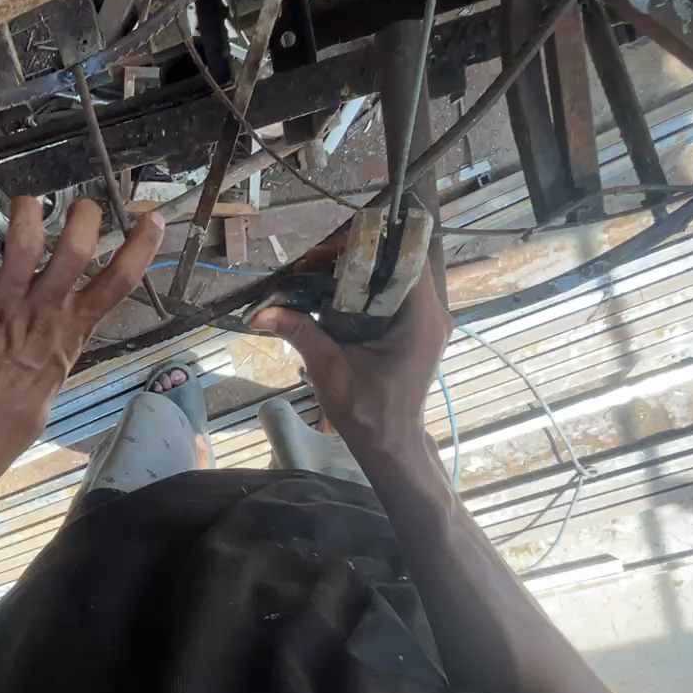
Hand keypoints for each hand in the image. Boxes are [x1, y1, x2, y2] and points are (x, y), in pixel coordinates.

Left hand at [0, 194, 164, 494]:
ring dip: (26, 212)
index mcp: (75, 323)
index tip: (151, 216)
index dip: (140, 247)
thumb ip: (72, 323)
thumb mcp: (63, 357)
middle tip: (76, 209)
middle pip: (76, 250)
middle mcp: (47, 307)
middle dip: (83, 215)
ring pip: (24, 243)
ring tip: (25, 207)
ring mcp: (8, 304)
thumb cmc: (24, 392)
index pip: (118, 282)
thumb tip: (83, 297)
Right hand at [247, 264, 451, 476]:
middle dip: (355, 259)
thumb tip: (260, 314)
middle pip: (398, 265)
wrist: (388, 444)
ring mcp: (428, 322)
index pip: (404, 259)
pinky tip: (336, 299)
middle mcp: (432, 314)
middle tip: (314, 267)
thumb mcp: (328, 370)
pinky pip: (395, 298)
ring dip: (359, 275)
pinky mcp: (418, 330)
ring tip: (319, 279)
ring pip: (395, 279)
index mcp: (420, 319)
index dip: (366, 248)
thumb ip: (300, 333)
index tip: (326, 255)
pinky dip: (366, 293)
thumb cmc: (365, 412)